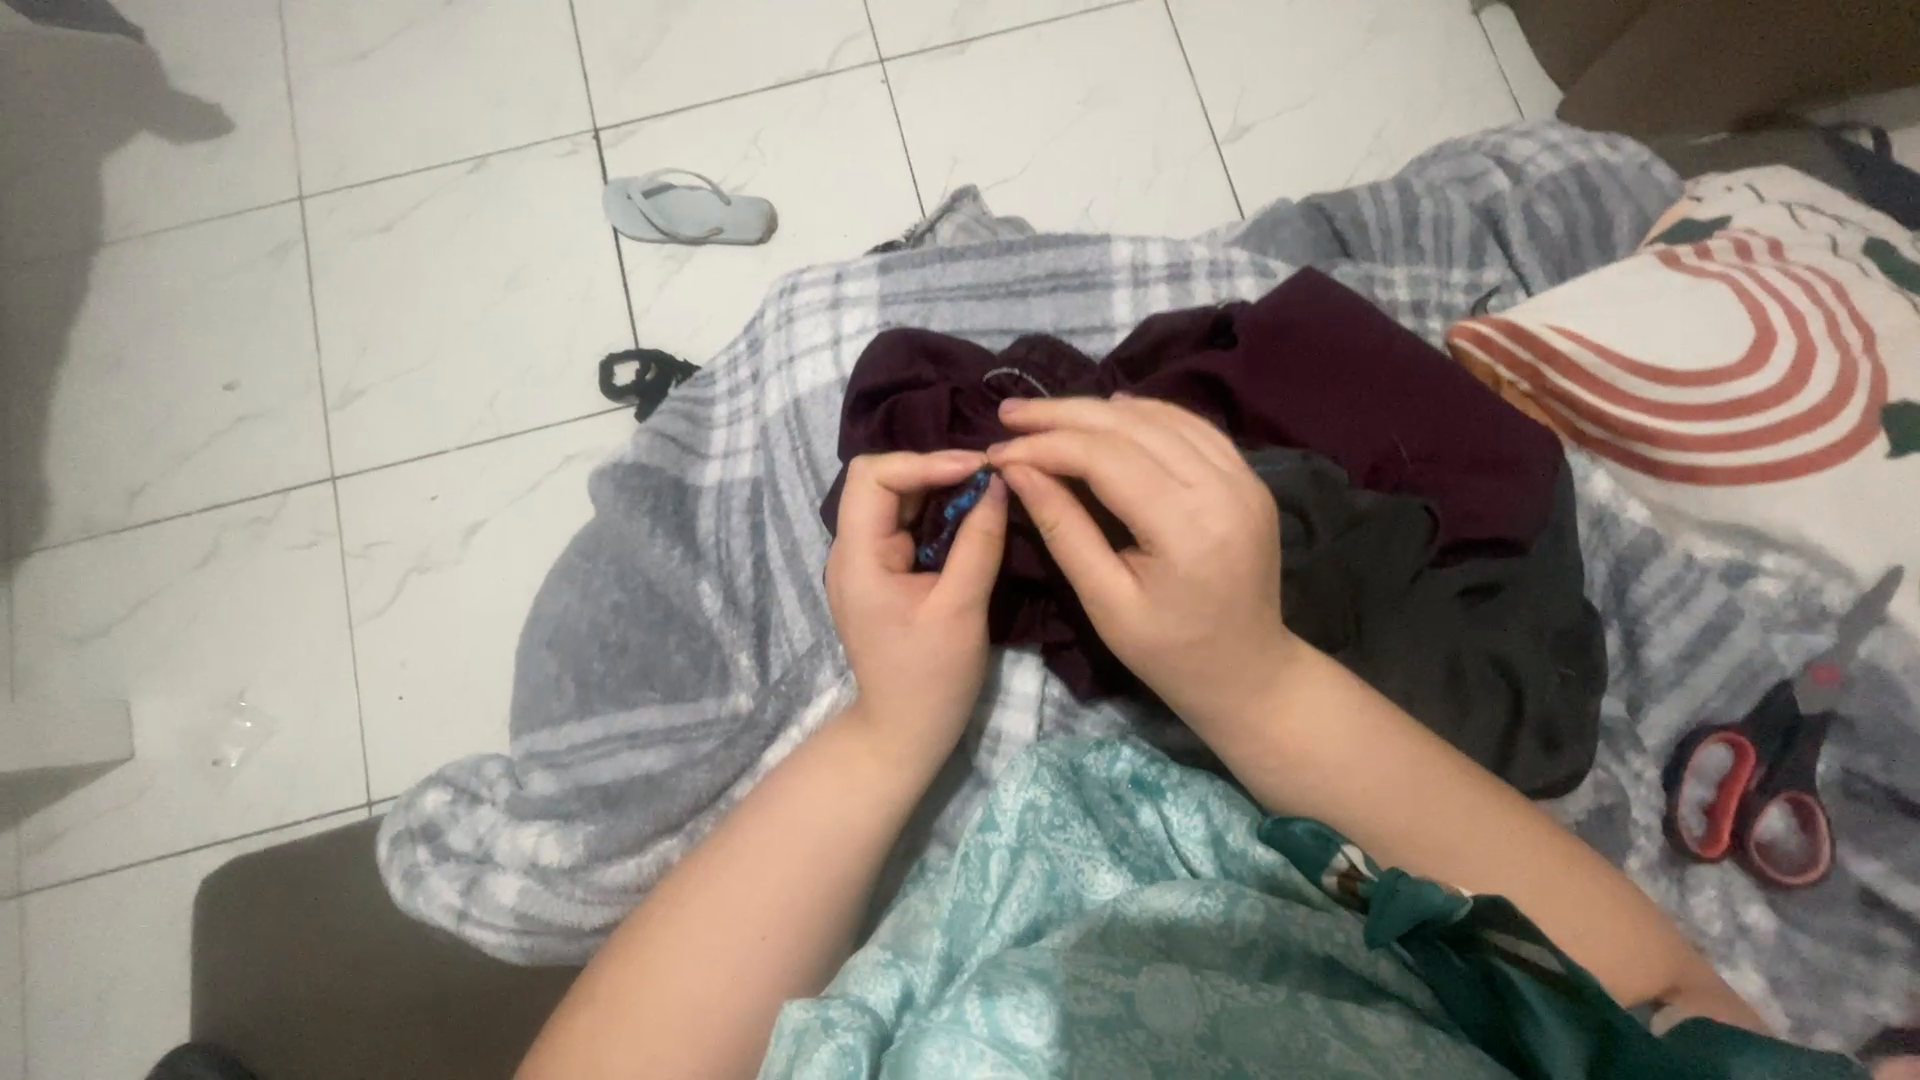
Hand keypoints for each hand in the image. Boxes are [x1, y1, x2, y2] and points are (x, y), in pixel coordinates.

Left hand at [826, 450, 1008, 767]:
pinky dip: (936, 513)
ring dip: (937, 489)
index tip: (978, 468)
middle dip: (933, 470)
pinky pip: (904, 525)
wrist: (904, 730)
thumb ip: (978, 542)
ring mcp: (862, 562)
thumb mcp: (961, 608)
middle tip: (986, 476)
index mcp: (857, 558)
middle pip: (880, 481)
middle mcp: (850, 551)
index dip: (925, 462)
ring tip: (984, 489)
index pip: (874, 477)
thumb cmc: (931, 678)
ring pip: (893, 500)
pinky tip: (969, 516)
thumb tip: (998, 485)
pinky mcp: (880, 574)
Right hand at [986, 396, 1297, 733]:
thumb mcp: (1104, 601)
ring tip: (1046, 415)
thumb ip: (1063, 528)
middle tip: (1009, 415)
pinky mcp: (1249, 479)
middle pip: (1131, 426)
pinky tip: (1108, 412)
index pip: (1105, 459)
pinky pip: (1192, 427)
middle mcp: (1224, 489)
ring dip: (1099, 410)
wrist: (1247, 671)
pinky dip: (1144, 414)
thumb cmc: (1167, 652)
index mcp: (1187, 528)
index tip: (997, 451)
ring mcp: (1244, 478)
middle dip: (1063, 415)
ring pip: (1162, 416)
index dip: (1045, 446)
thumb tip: (1017, 469)